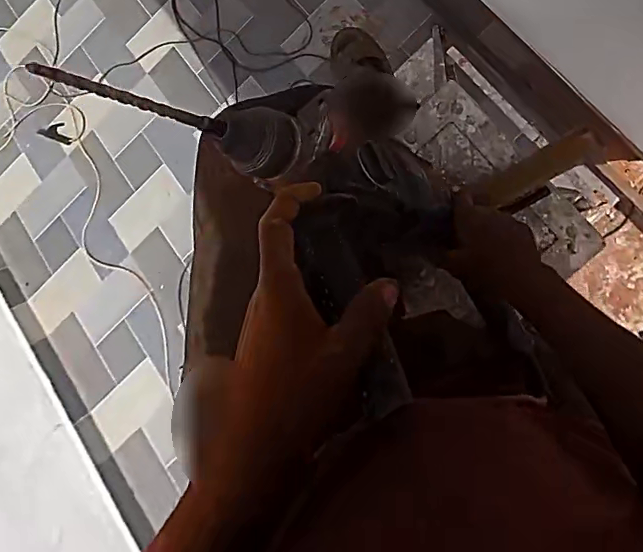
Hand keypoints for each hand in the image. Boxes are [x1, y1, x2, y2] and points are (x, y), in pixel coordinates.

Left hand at [192, 183, 397, 512]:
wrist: (253, 452)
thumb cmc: (294, 396)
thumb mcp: (341, 356)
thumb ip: (366, 317)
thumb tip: (389, 285)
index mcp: (276, 288)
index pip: (273, 226)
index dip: (290, 198)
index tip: (316, 190)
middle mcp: (262, 295)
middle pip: (277, 245)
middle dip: (305, 227)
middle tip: (342, 222)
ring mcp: (259, 318)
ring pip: (281, 274)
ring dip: (308, 260)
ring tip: (346, 259)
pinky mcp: (262, 338)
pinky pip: (283, 297)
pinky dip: (306, 287)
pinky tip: (334, 304)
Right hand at [443, 197, 550, 302]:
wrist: (522, 280)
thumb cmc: (484, 270)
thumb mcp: (455, 267)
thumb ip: (440, 255)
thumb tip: (428, 249)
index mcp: (468, 216)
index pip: (460, 196)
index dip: (456, 201)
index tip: (453, 212)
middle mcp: (488, 211)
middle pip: (477, 208)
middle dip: (473, 220)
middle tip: (467, 238)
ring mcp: (508, 218)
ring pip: (494, 218)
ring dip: (490, 228)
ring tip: (487, 248)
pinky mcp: (524, 229)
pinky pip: (510, 228)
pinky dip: (506, 236)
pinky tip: (505, 253)